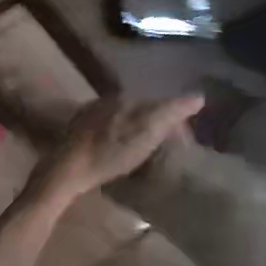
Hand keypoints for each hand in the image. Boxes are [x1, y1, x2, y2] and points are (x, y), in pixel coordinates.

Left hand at [25, 95, 203, 207]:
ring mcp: (92, 111)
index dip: (176, 121)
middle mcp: (110, 99)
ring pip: (125, 116)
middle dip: (158, 123)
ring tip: (147, 150)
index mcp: (127, 98)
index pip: (160, 104)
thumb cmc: (110, 155)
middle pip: (142, 109)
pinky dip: (121, 135)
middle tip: (168, 147)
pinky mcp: (80, 126)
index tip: (184, 141)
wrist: (67, 168)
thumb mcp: (146, 134)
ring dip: (139, 129)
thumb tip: (198, 97)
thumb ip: (170, 112)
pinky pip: (110, 125)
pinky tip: (121, 150)